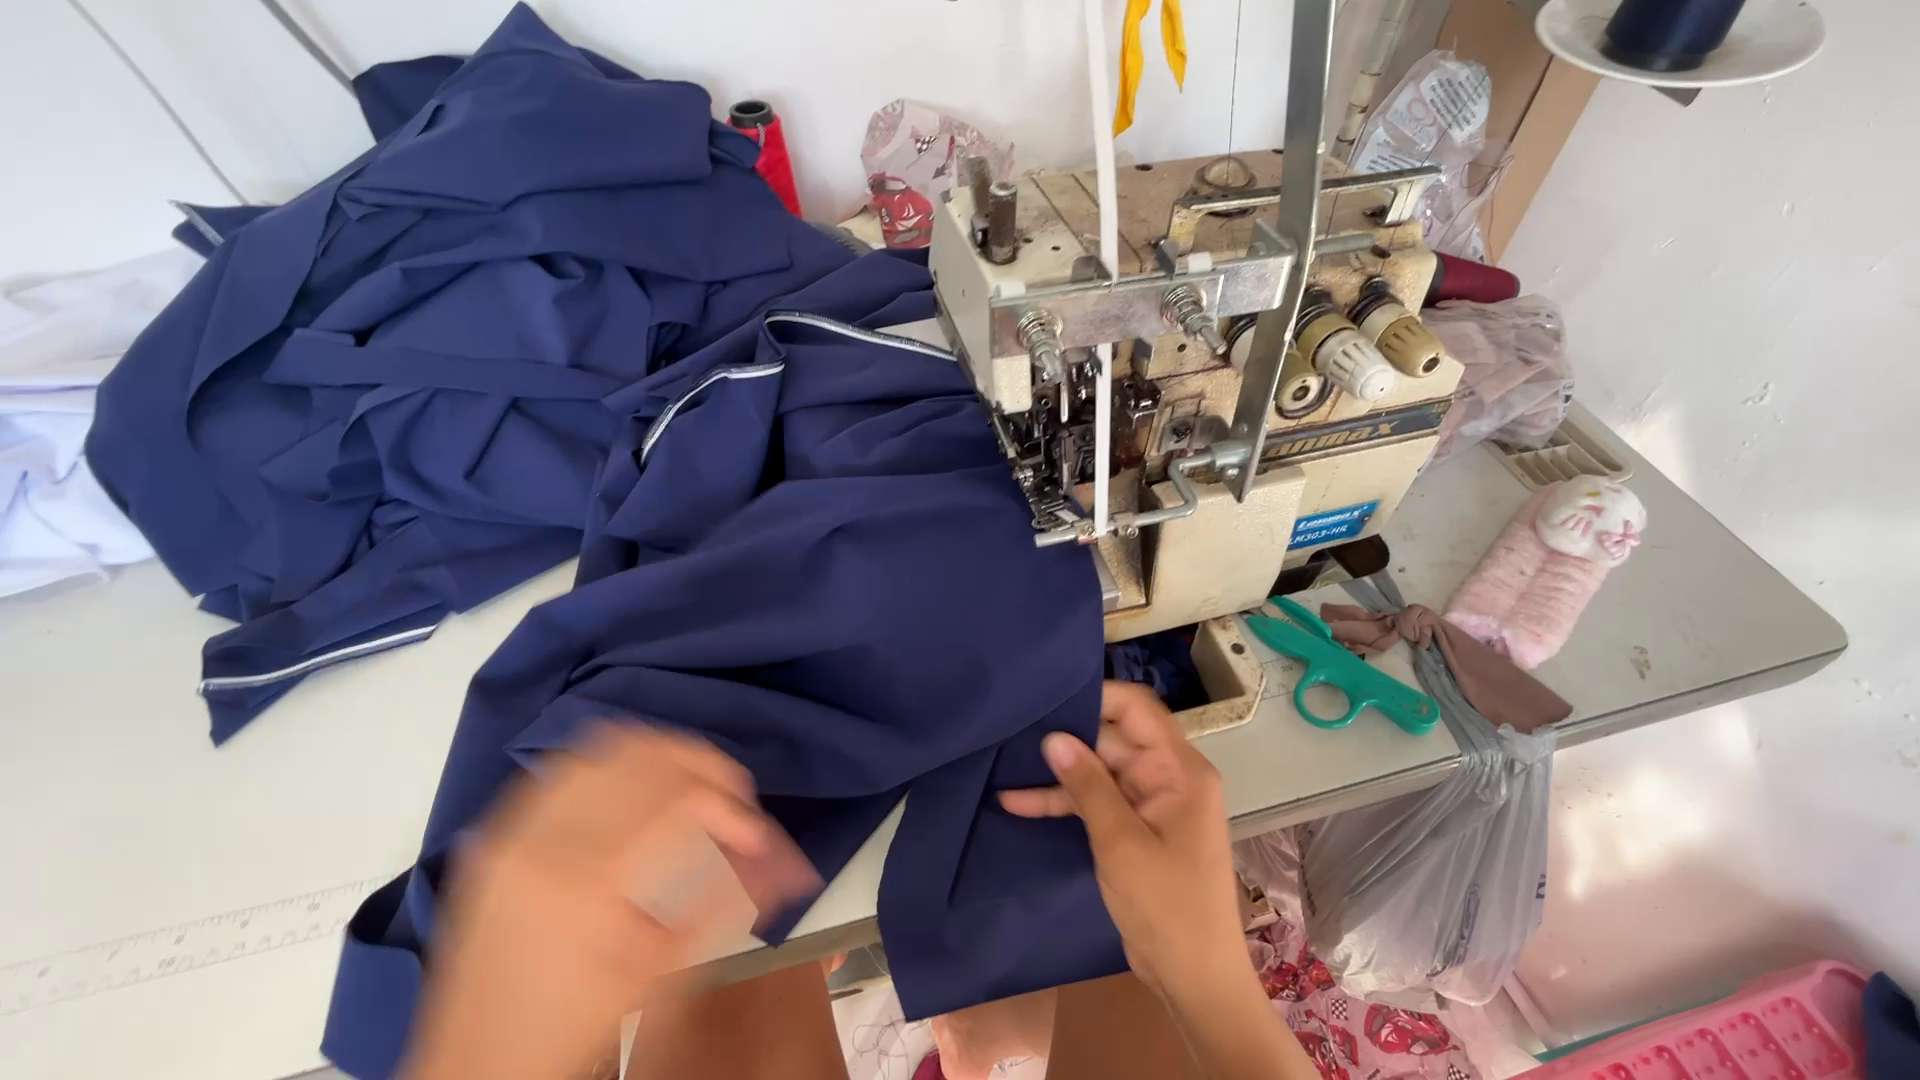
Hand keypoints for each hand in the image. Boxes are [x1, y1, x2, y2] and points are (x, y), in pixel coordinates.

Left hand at [398, 723, 817, 1079]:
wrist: (473, 1065)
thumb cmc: (572, 1030)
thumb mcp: (660, 976)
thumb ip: (726, 904)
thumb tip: (784, 862)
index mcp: (589, 884)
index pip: (683, 803)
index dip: (735, 810)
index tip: (757, 837)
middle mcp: (547, 840)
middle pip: (648, 757)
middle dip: (708, 769)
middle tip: (734, 800)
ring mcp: (516, 831)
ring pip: (606, 748)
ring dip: (664, 755)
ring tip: (694, 785)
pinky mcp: (500, 833)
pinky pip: (565, 767)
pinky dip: (615, 761)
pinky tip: (639, 783)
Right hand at [998, 682, 1248, 1001]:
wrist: (1194, 979)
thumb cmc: (1167, 906)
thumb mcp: (1120, 843)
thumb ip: (1087, 786)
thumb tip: (1053, 737)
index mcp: (1179, 770)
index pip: (1137, 709)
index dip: (1096, 697)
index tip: (1048, 696)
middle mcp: (1167, 777)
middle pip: (1113, 739)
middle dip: (1067, 737)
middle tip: (1012, 727)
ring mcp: (1150, 805)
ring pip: (1099, 772)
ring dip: (1058, 774)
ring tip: (1003, 763)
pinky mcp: (1134, 830)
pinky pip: (1097, 803)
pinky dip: (1064, 803)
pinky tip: (1017, 802)